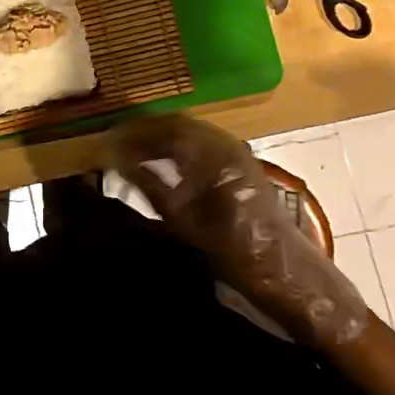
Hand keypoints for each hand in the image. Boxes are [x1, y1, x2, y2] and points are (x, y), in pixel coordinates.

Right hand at [107, 114, 367, 349]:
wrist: (285, 270)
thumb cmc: (234, 249)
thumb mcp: (183, 221)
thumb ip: (148, 184)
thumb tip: (116, 157)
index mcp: (212, 153)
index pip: (165, 127)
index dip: (134, 131)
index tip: (108, 138)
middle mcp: (226, 142)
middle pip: (177, 124)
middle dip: (145, 131)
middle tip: (117, 143)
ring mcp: (237, 150)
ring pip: (190, 131)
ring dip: (161, 137)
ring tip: (135, 152)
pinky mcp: (242, 162)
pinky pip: (203, 142)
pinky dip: (179, 146)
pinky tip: (164, 162)